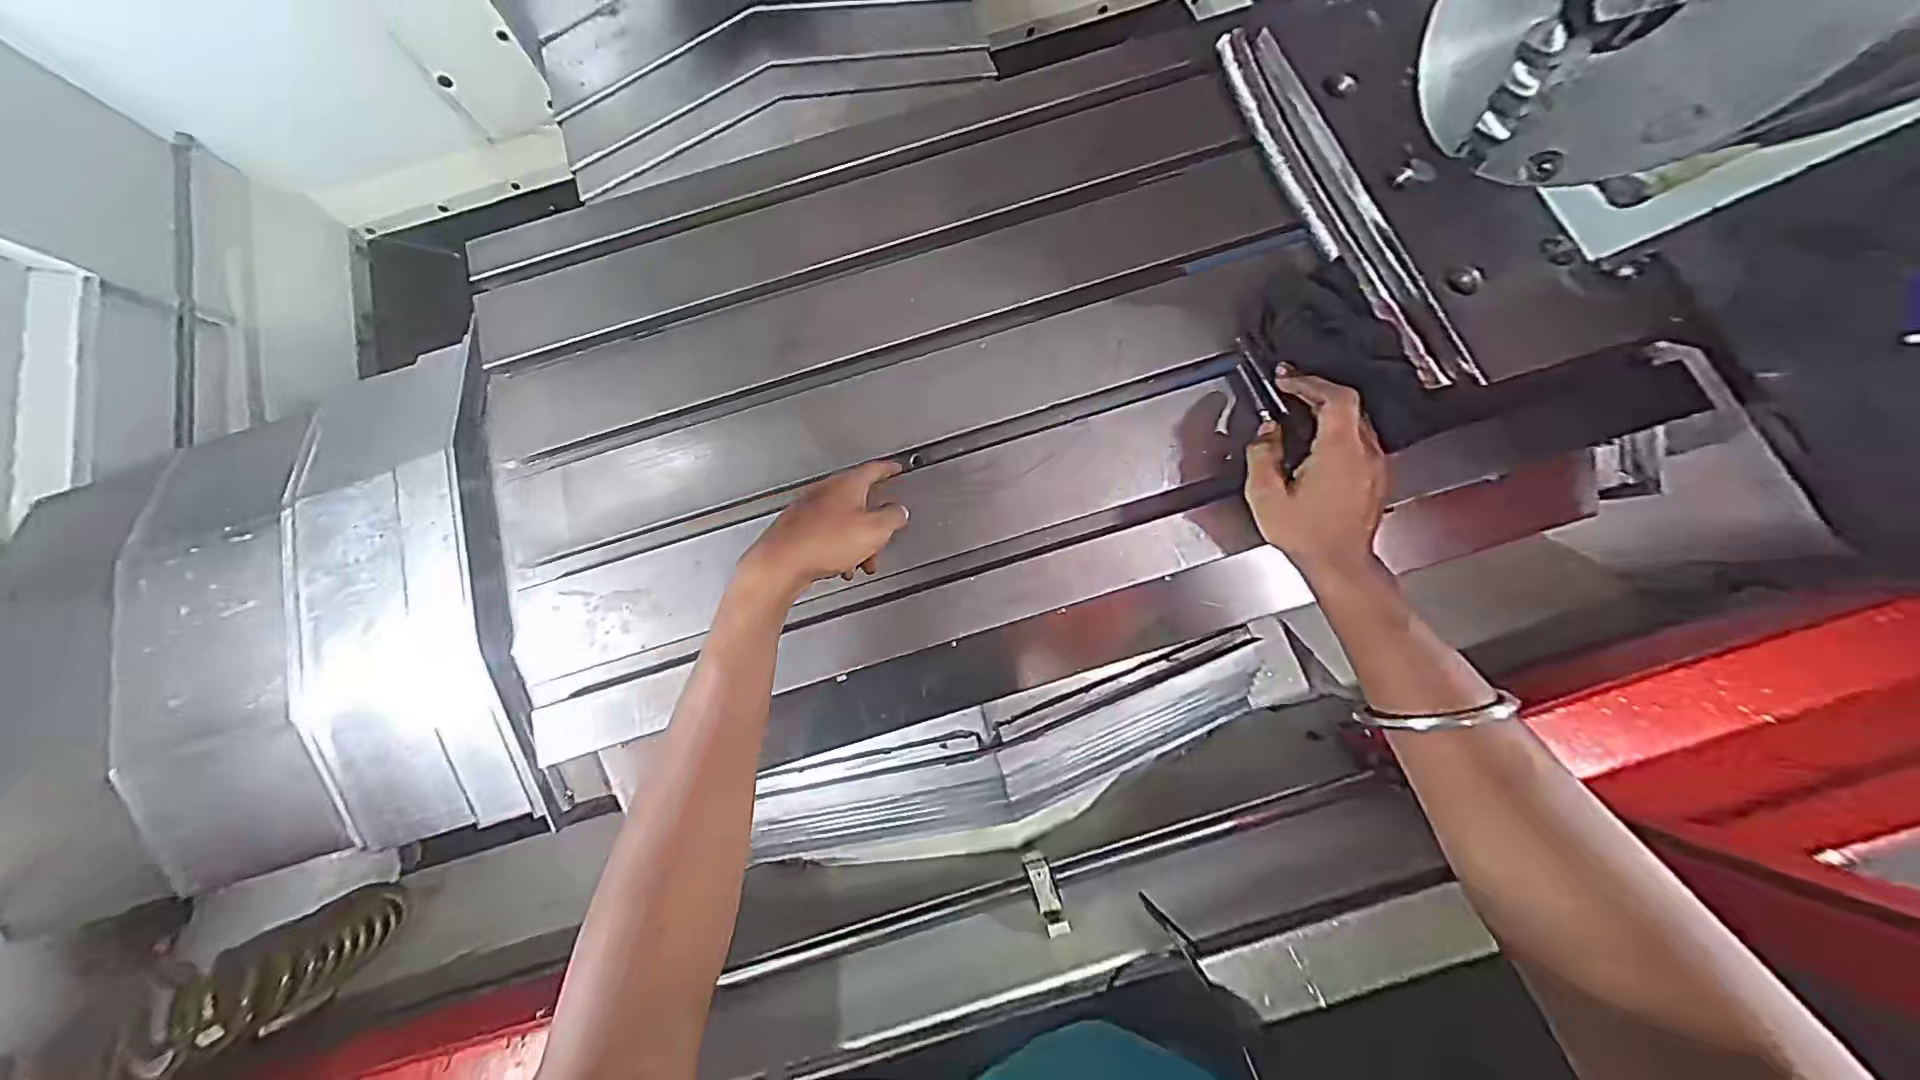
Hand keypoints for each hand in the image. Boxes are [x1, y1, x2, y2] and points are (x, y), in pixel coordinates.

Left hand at [737, 461, 909, 597]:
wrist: (782, 564)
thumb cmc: (821, 543)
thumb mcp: (875, 530)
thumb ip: (893, 517)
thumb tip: (898, 512)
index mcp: (847, 484)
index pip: (874, 469)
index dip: (889, 469)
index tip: (895, 468)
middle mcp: (826, 492)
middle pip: (860, 502)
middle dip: (874, 524)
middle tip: (882, 538)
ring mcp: (810, 510)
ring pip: (844, 522)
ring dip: (857, 541)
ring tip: (861, 560)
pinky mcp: (799, 529)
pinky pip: (827, 535)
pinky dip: (839, 549)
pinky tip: (841, 565)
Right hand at [1244, 375, 1386, 575]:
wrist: (1339, 563)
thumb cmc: (1306, 535)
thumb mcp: (1266, 496)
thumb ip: (1262, 455)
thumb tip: (1267, 431)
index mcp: (1340, 451)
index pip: (1336, 398)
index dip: (1310, 382)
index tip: (1287, 379)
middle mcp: (1365, 453)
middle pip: (1349, 404)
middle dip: (1317, 391)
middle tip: (1290, 388)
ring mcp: (1375, 464)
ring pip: (1356, 421)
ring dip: (1328, 410)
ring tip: (1299, 412)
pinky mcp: (1376, 476)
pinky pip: (1359, 440)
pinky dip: (1338, 430)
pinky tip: (1316, 442)